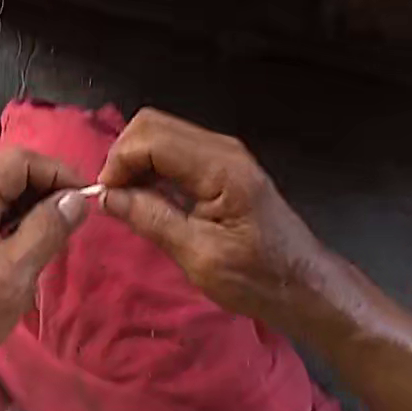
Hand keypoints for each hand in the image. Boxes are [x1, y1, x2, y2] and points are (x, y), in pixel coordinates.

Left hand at [0, 148, 89, 382]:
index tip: (87, 195)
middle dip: (50, 187)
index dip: (58, 171)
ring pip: (9, 190)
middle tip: (78, 214)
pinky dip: (23, 218)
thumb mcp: (14, 274)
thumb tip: (79, 198)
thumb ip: (48, 230)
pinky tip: (39, 240)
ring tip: (63, 229)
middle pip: (14, 171)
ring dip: (39, 203)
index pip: (21, 161)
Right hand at [98, 108, 334, 332]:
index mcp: (219, 166)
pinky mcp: (221, 162)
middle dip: (124, 155)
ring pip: (161, 132)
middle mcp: (220, 147)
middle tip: (114, 196)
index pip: (152, 138)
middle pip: (153, 124)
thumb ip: (151, 218)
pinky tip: (148, 196)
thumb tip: (105, 196)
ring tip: (127, 199)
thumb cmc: (258, 279)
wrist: (306, 286)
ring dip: (136, 159)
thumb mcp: (199, 257)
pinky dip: (152, 164)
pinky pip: (174, 148)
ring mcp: (222, 151)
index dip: (120, 161)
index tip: (105, 196)